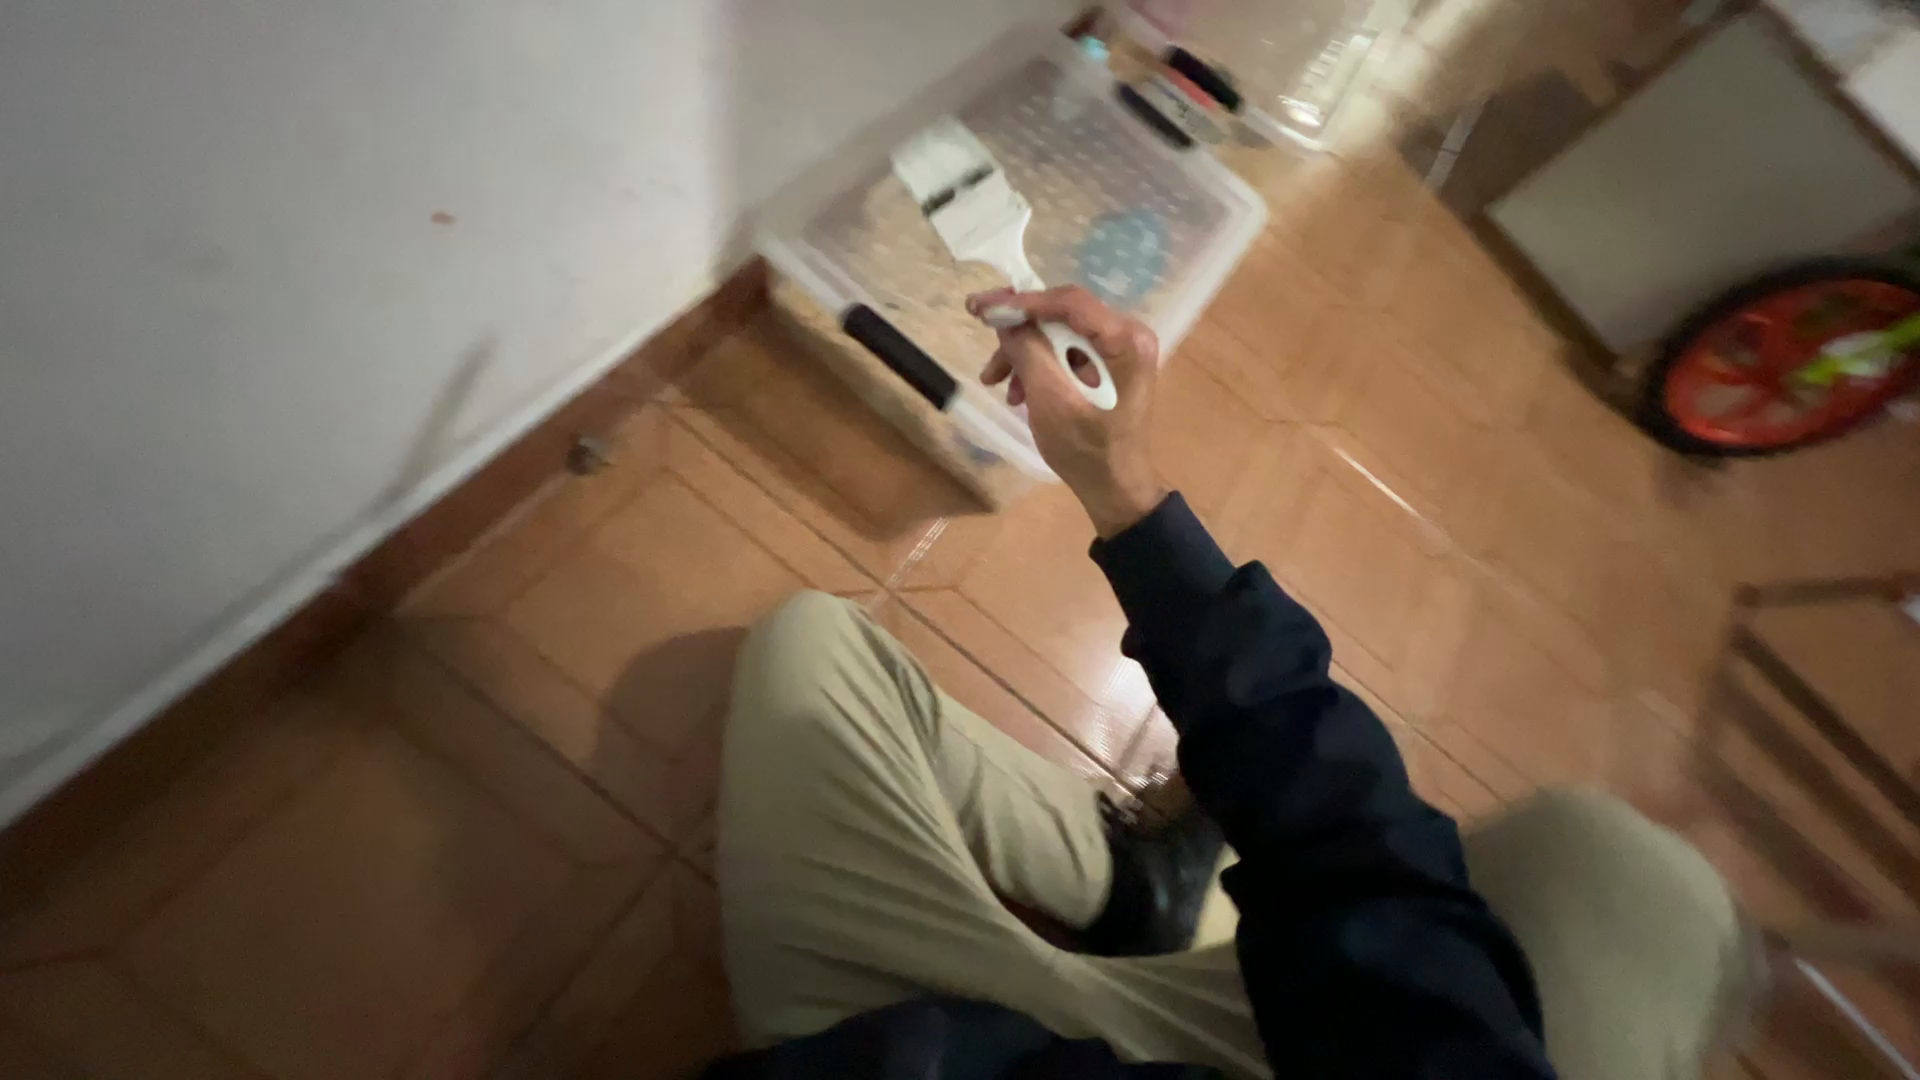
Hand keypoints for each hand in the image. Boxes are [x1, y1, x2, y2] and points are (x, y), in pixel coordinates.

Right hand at [967, 285, 1167, 537]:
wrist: (1114, 488)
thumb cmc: (1087, 451)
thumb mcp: (1051, 402)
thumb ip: (1028, 353)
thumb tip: (1005, 318)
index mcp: (1126, 340)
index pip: (1067, 302)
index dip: (1020, 302)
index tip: (979, 308)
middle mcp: (1129, 334)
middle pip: (1060, 316)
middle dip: (1018, 337)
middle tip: (985, 353)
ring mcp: (1120, 349)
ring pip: (1058, 335)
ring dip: (1023, 355)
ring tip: (997, 384)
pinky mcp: (1109, 364)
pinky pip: (1065, 353)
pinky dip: (1038, 367)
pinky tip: (1020, 393)